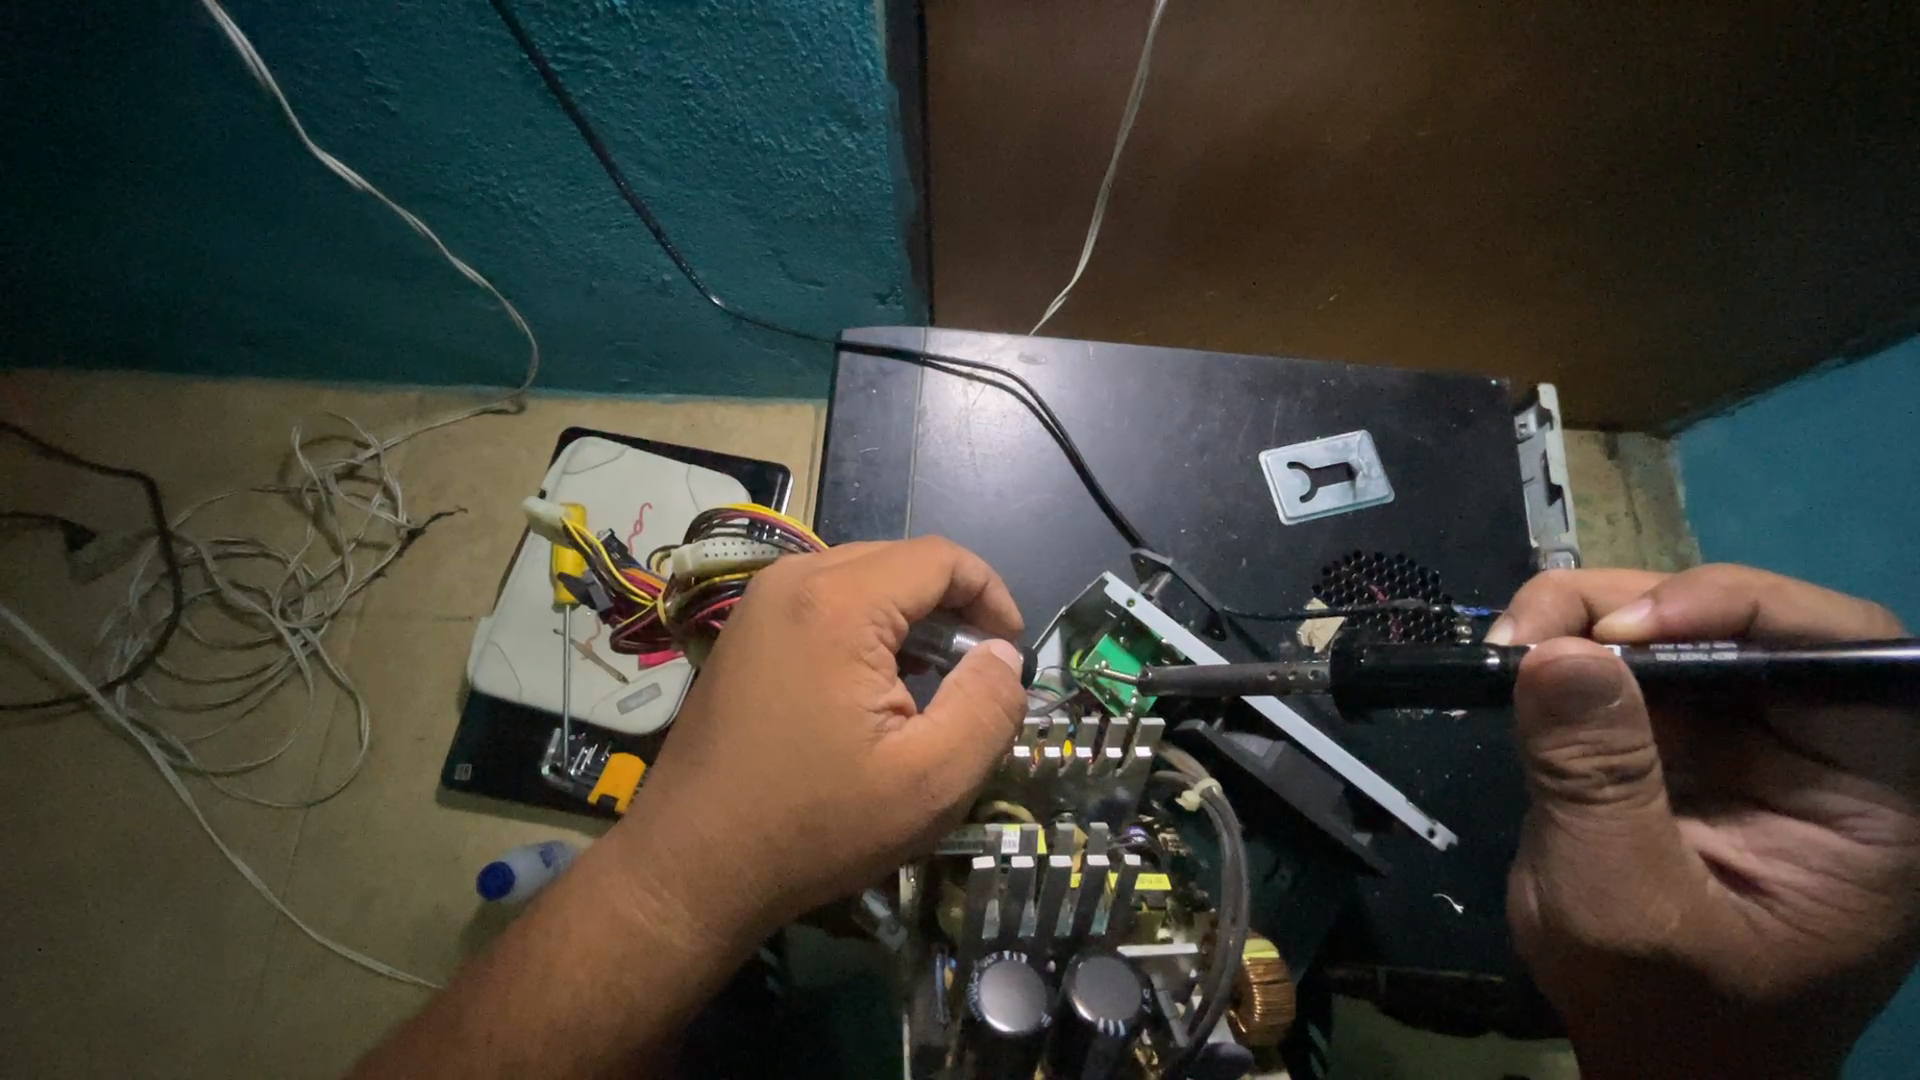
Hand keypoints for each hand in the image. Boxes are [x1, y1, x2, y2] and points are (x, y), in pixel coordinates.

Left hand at [608, 536, 1027, 939]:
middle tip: (974, 673)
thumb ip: (988, 707)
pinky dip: (869, 626)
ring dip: (911, 618)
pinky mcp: (748, 628)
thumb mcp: (930, 781)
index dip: (991, 595)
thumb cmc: (814, 826)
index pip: (940, 558)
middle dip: (952, 607)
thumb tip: (1004, 655)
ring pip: (865, 578)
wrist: (690, 867)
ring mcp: (762, 602)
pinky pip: (827, 600)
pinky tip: (877, 683)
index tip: (1010, 653)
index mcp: (838, 602)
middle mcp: (794, 580)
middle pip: (901, 561)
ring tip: (932, 682)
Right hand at [1488, 565, 1919, 1077]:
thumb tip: (1556, 653)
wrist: (1645, 1050)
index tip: (1621, 630)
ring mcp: (1724, 739)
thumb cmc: (1663, 1002)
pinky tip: (1508, 667)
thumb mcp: (1621, 896)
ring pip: (1658, 630)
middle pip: (1733, 621)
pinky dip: (1551, 652)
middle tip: (1523, 636)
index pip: (1844, 651)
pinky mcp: (1653, 741)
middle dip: (1620, 608)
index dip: (1743, 608)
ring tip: (1504, 650)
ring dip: (1572, 622)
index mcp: (1863, 794)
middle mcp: (1802, 747)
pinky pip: (1607, 667)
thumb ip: (1597, 778)